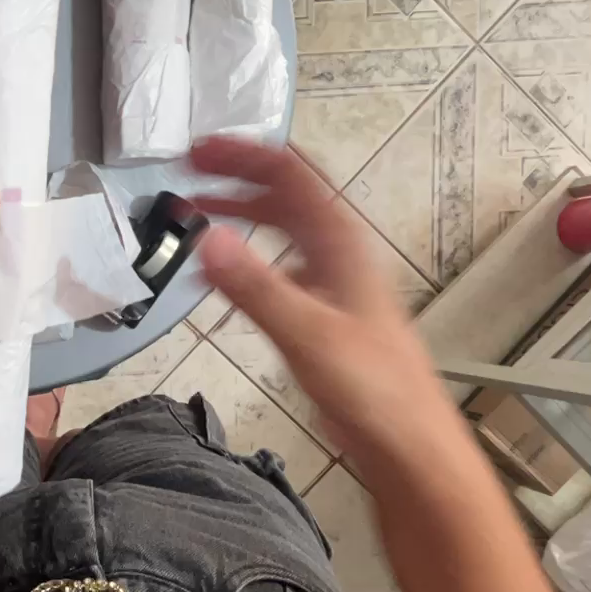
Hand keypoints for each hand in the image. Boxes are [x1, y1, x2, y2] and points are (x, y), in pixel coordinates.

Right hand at [189, 137, 455, 462]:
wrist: (402, 438)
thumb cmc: (369, 386)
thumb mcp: (307, 332)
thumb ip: (255, 286)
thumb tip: (205, 240)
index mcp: (339, 243)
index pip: (288, 175)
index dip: (242, 155)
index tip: (195, 153)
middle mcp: (335, 252)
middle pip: (284, 194)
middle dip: (235, 176)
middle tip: (188, 174)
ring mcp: (327, 281)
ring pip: (280, 227)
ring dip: (240, 211)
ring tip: (197, 211)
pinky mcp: (318, 311)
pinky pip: (276, 265)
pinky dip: (245, 257)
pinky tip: (222, 273)